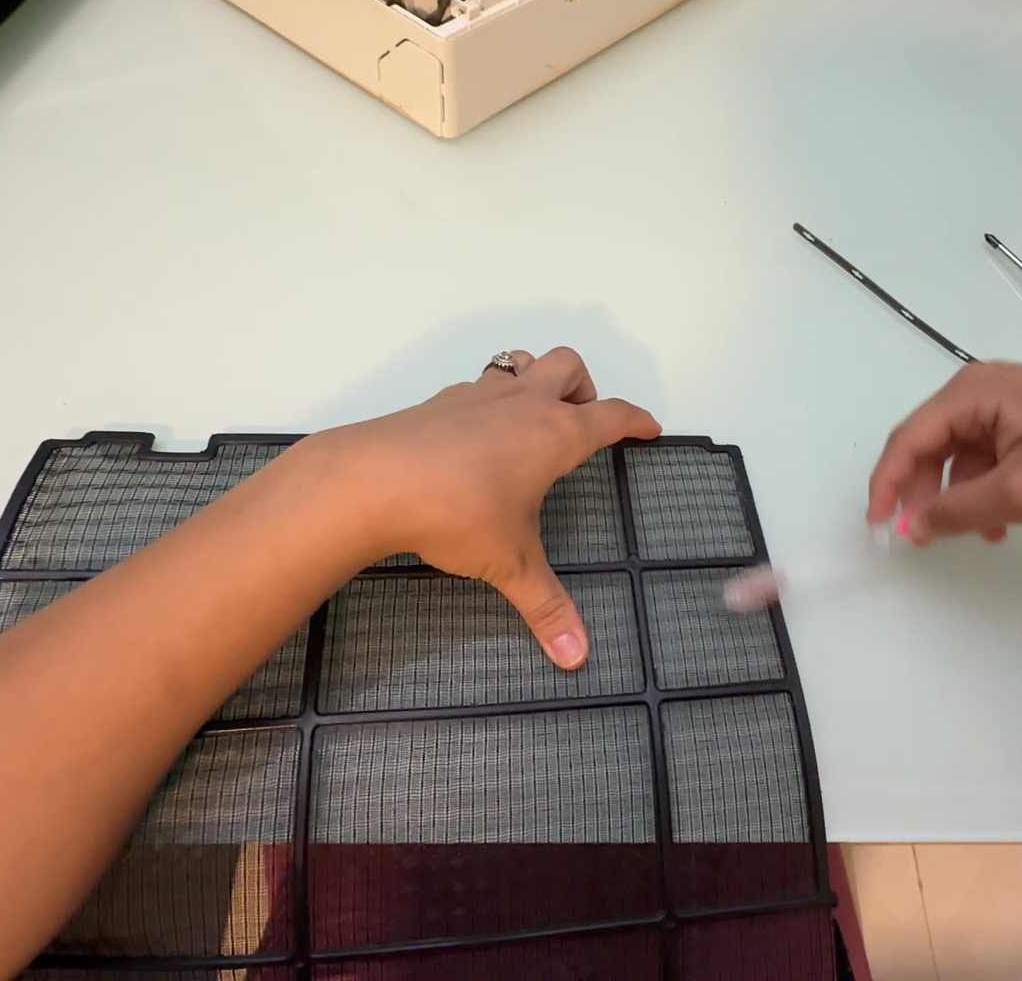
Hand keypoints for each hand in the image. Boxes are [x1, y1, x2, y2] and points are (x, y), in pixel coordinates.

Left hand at [285, 348, 659, 669]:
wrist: (371, 481)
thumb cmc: (458, 514)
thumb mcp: (511, 563)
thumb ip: (547, 608)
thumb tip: (577, 658)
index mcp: (555, 434)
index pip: (611, 415)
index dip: (636, 419)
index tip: (650, 426)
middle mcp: (523, 403)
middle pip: (570, 366)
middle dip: (586, 386)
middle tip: (581, 421)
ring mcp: (479, 395)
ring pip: (521, 363)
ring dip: (536, 381)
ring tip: (531, 420)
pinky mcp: (439, 401)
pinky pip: (478, 386)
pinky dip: (490, 402)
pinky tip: (475, 439)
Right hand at [868, 362, 1021, 542]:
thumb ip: (955, 511)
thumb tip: (910, 529)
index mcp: (974, 391)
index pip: (908, 438)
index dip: (887, 484)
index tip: (878, 526)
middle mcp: (984, 387)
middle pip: (930, 444)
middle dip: (925, 492)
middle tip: (924, 535)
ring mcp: (1009, 401)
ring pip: (959, 454)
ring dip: (959, 495)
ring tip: (977, 533)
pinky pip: (988, 454)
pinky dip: (985, 487)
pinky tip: (1002, 520)